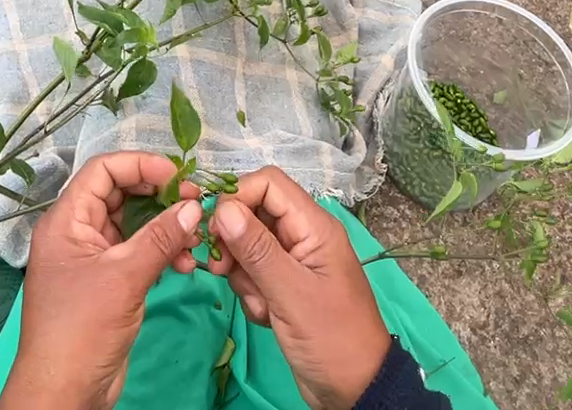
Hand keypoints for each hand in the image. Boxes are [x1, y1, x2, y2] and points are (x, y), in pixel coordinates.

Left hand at [0, 153, 203, 409]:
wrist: (63, 396)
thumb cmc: (82, 330)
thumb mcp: (124, 278)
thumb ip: (160, 238)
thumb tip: (195, 206)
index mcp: (66, 220)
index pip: (103, 170)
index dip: (140, 165)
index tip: (177, 175)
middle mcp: (77, 231)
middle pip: (121, 193)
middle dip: (159, 195)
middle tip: (194, 202)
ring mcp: (92, 256)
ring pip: (133, 223)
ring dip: (165, 226)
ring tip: (196, 237)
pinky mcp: (108, 280)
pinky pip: (137, 250)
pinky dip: (161, 252)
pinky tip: (186, 263)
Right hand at [208, 167, 389, 409]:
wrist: (356, 392)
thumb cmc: (332, 338)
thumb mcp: (291, 294)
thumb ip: (256, 249)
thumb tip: (223, 208)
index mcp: (313, 225)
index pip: (270, 184)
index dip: (239, 195)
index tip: (215, 225)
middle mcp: (302, 235)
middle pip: (254, 213)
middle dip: (235, 240)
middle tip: (220, 268)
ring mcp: (293, 261)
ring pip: (249, 245)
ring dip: (243, 273)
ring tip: (259, 303)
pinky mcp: (284, 285)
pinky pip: (253, 273)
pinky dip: (251, 293)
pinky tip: (265, 316)